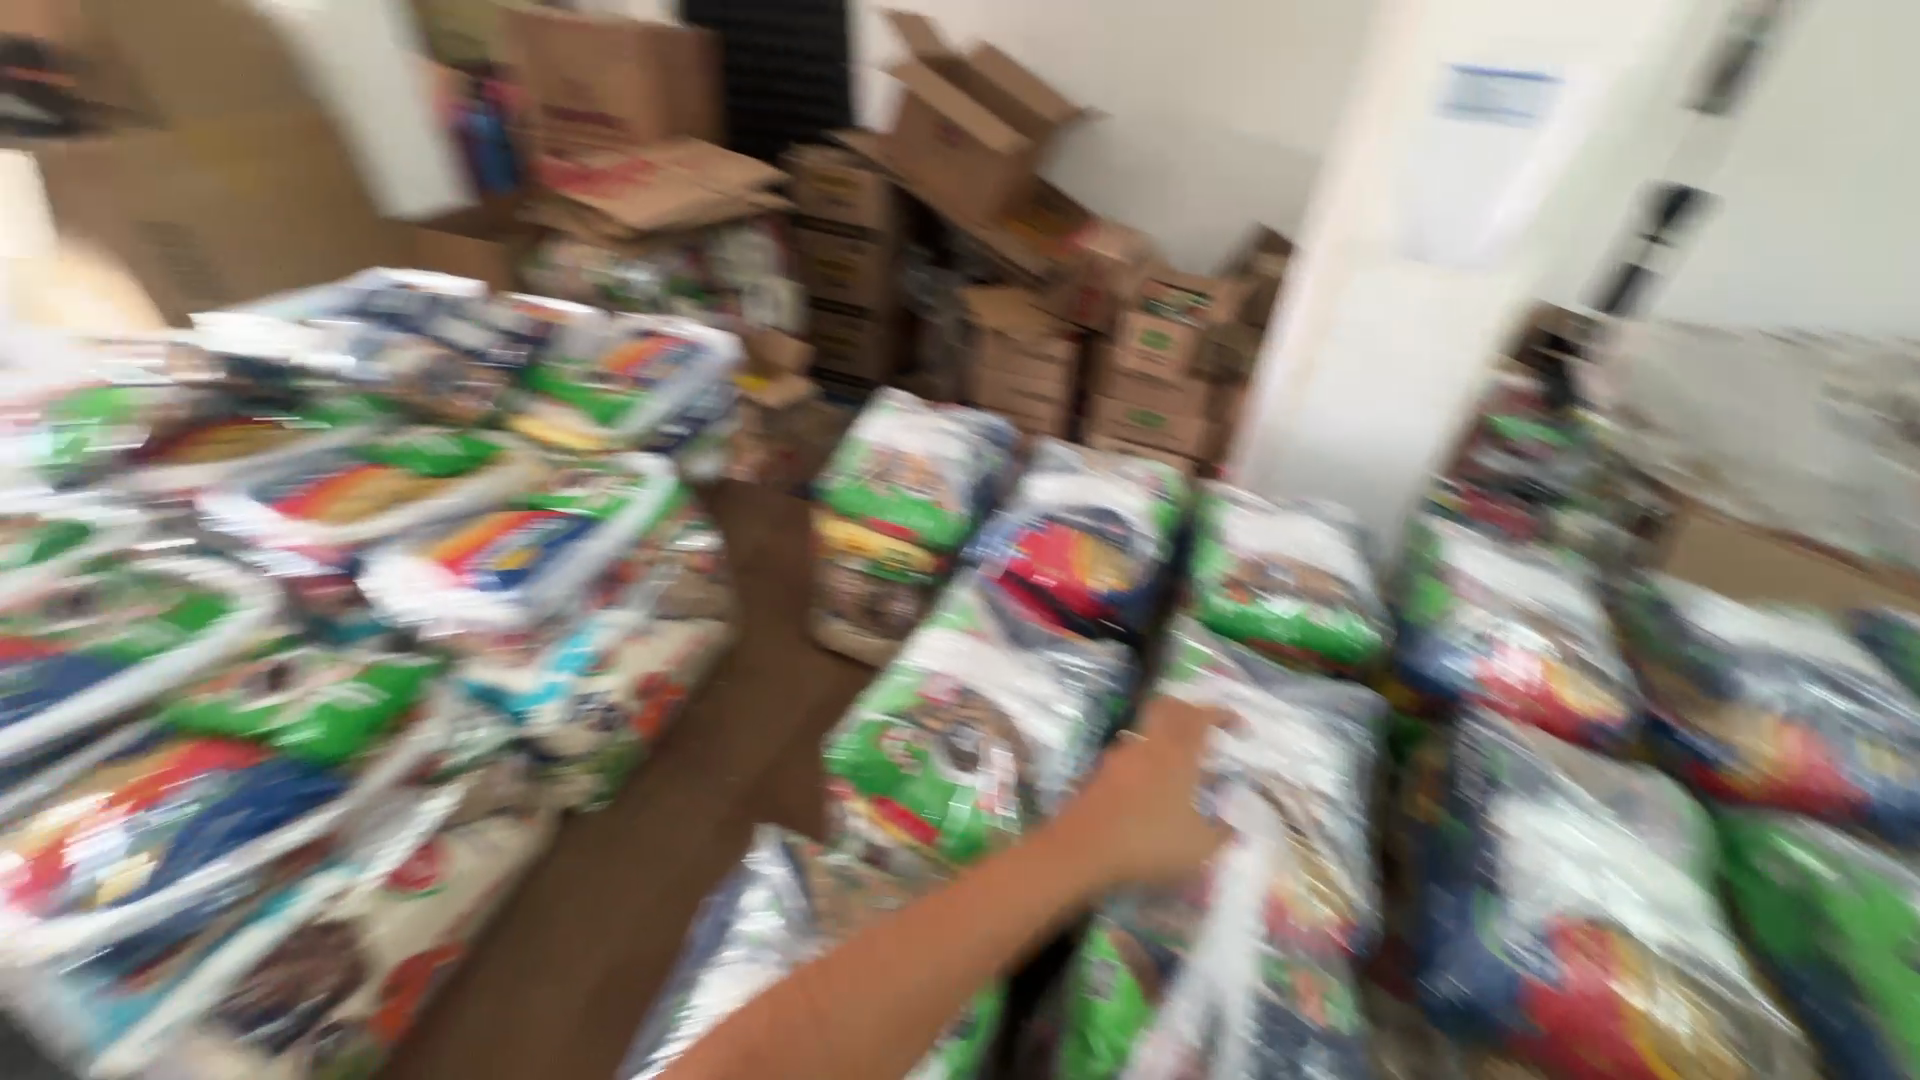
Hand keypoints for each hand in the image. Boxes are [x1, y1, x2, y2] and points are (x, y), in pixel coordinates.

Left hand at [1047, 699, 1231, 889]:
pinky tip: (1153, 790)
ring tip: (1182, 767)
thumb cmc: (1148, 843)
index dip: (1222, 714)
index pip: (1201, 717)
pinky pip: (1131, 756)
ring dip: (1167, 739)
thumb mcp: (1198, 848)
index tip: (1238, 726)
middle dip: (1190, 711)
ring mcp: (1119, 756)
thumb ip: (1220, 834)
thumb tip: (1231, 827)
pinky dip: (1147, 762)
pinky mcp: (1100, 773)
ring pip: (1147, 732)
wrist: (1082, 848)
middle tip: (1207, 729)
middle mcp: (1148, 745)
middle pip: (1168, 708)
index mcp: (1177, 754)